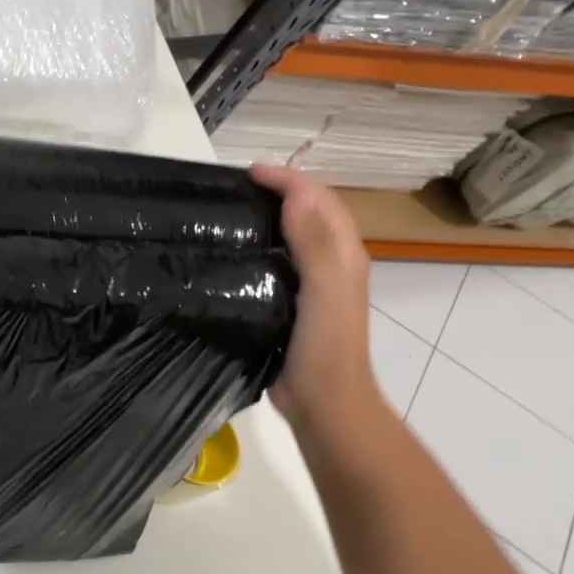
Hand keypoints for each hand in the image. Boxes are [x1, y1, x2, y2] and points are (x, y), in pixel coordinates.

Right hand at [250, 165, 380, 424]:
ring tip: (231, 210)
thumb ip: (313, 243)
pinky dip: (259, 245)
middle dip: (280, 190)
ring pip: (292, 235)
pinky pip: (276, 261)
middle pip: (309, 213)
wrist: (323, 401)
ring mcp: (311, 285)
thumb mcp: (323, 290)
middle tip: (235, 186)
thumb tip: (296, 193)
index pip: (318, 201)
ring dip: (269, 216)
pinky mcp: (289, 304)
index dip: (289, 180)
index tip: (247, 171)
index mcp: (342, 256)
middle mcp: (330, 264)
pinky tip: (233, 254)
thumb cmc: (325, 348)